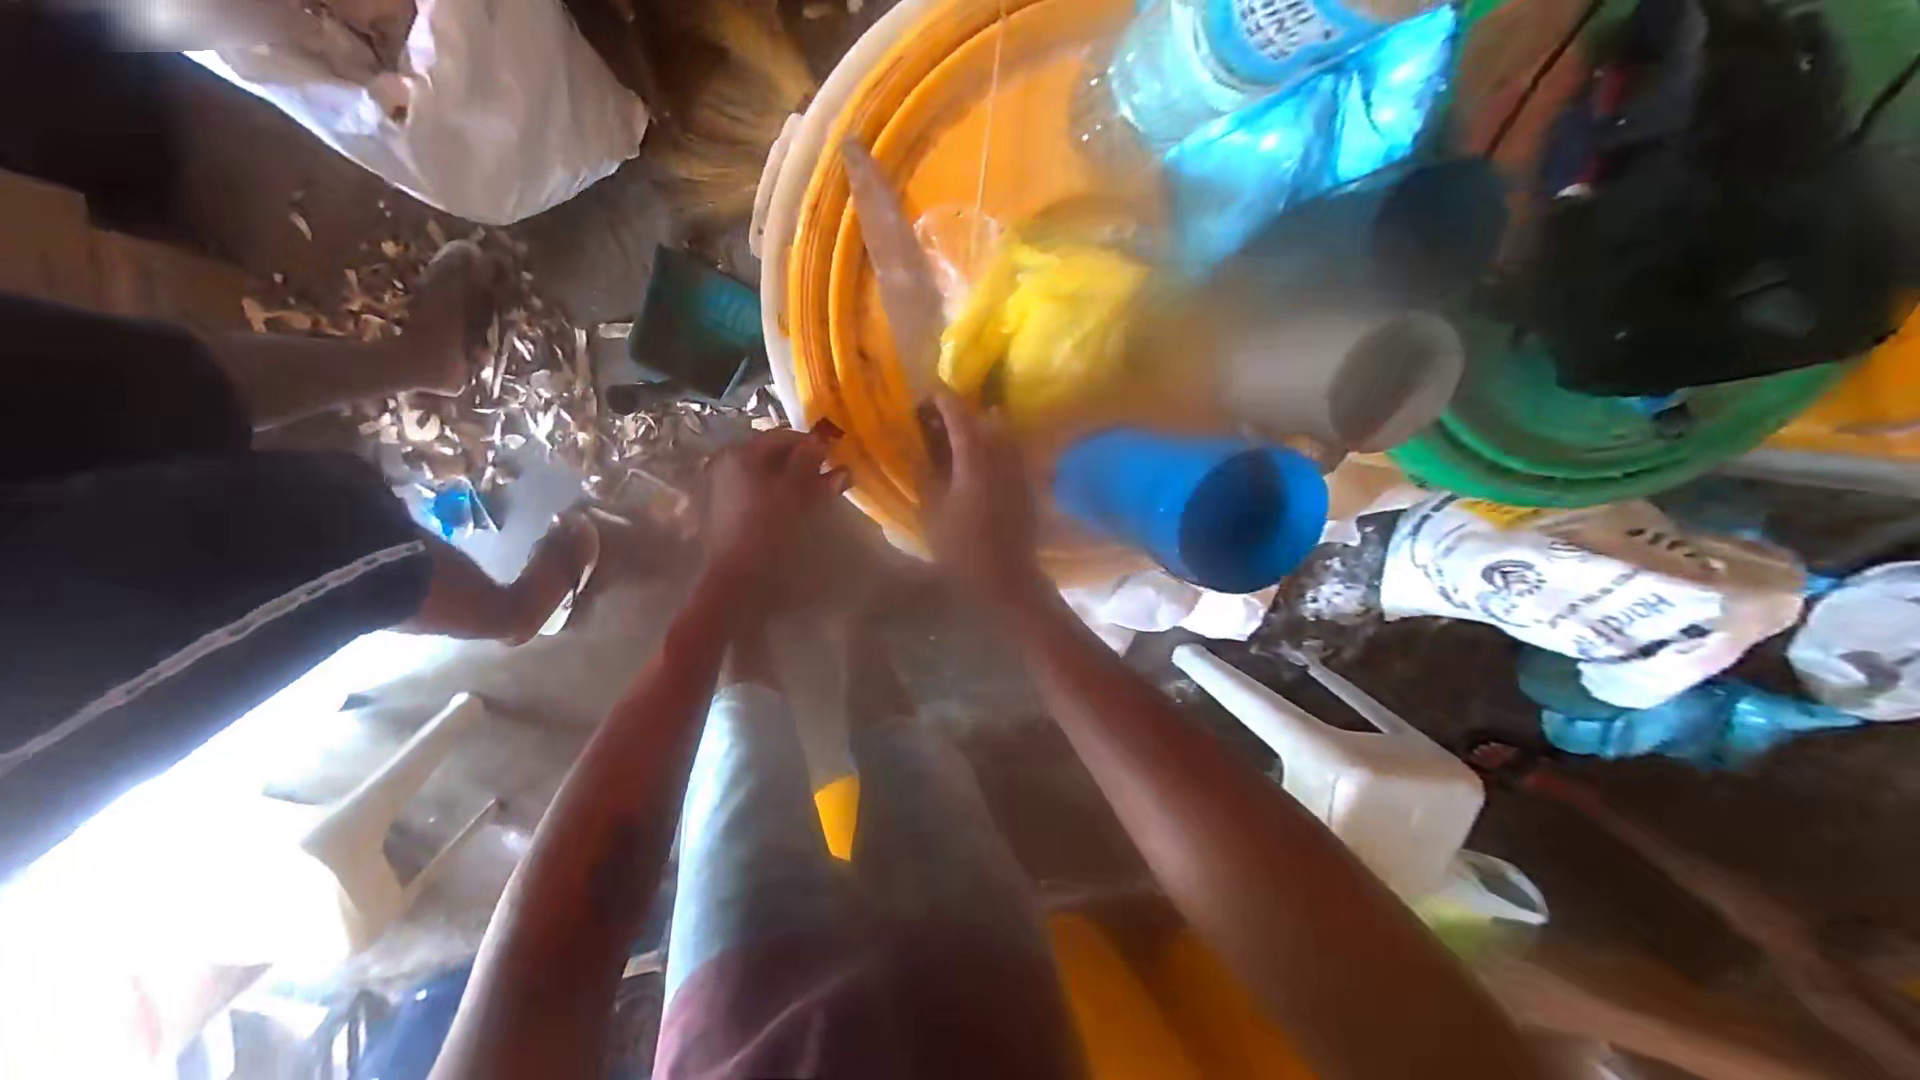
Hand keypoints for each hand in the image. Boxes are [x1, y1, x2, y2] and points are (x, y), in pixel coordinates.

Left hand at [700, 429, 846, 592]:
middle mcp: (726, 465)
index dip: (812, 443)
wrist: (738, 579)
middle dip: (805, 464)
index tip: (836, 455)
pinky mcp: (724, 513)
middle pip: (773, 456)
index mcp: (741, 454)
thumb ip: (808, 462)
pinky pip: (758, 495)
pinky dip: (780, 497)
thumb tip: (820, 440)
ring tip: (821, 495)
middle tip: (832, 477)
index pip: (782, 437)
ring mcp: (722, 490)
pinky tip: (798, 510)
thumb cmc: (768, 529)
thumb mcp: (795, 491)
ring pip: (767, 477)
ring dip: (796, 481)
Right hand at [921, 391, 1045, 606]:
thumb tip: (922, 454)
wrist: (1007, 578)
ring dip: (981, 430)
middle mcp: (1002, 457)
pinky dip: (995, 449)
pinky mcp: (1028, 486)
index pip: (960, 416)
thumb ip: (927, 476)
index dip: (942, 402)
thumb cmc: (962, 550)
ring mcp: (1019, 470)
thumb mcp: (932, 513)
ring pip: (1002, 435)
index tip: (926, 399)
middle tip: (939, 422)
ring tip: (960, 440)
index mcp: (975, 460)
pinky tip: (981, 463)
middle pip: (984, 419)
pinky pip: (1012, 454)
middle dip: (961, 414)